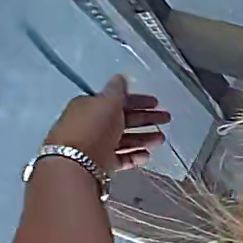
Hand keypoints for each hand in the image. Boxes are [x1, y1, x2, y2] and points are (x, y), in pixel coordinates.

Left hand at [43, 75, 170, 171]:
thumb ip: (117, 90)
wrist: (76, 163)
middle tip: (166, 119)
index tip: (157, 103)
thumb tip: (120, 78)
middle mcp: (93, 125)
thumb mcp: (107, 102)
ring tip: (161, 140)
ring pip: (125, 140)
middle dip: (146, 119)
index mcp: (91, 106)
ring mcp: (97, 146)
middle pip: (124, 120)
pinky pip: (121, 158)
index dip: (138, 101)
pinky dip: (134, 155)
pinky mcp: (102, 165)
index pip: (118, 101)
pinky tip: (147, 155)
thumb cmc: (93, 127)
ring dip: (144, 138)